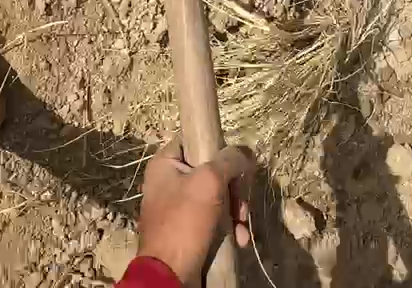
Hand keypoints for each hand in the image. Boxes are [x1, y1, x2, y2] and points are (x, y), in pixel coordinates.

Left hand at [136, 138, 254, 284]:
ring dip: (235, 209)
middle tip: (241, 201)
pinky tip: (239, 238)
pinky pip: (214, 217)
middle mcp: (170, 181)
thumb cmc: (184, 221)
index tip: (235, 161)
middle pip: (212, 169)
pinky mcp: (189, 228)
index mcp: (165, 163)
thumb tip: (246, 152)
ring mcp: (179, 206)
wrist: (170, 277)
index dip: (218, 146)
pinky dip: (229, 226)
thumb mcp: (209, 181)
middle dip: (233, 187)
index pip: (196, 138)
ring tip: (242, 224)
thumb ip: (230, 159)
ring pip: (217, 194)